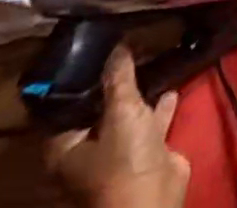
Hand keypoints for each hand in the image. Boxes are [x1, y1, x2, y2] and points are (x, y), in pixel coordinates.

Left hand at [44, 45, 190, 207]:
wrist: (154, 201)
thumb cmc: (124, 161)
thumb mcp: (122, 112)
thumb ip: (120, 77)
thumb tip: (117, 44)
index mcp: (65, 147)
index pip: (65, 106)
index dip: (79, 78)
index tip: (94, 48)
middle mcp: (87, 150)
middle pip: (97, 109)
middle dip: (112, 82)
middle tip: (126, 48)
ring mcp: (117, 152)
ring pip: (126, 115)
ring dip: (138, 92)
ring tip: (151, 59)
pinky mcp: (145, 153)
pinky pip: (150, 121)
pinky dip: (160, 105)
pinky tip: (171, 84)